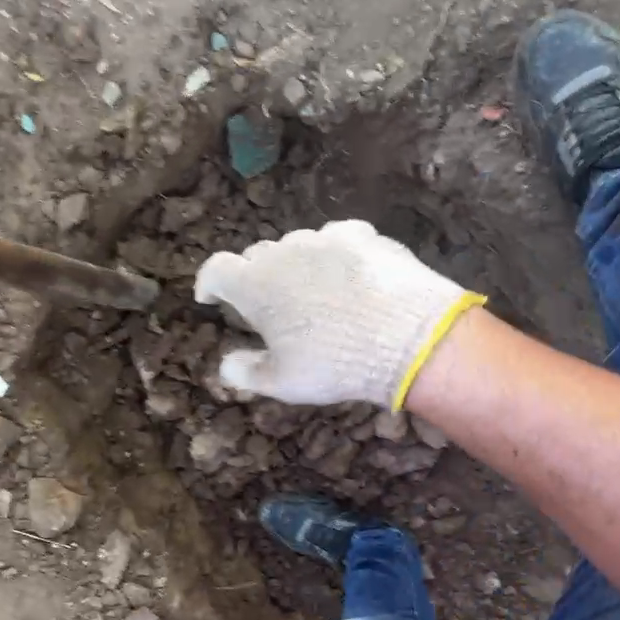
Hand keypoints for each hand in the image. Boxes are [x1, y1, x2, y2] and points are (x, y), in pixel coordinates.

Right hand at [195, 219, 484, 409]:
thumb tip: (227, 363)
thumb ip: (245, 372)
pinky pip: (336, 241)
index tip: (210, 299)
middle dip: (253, 279)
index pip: (216, 270)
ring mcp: (328, 239)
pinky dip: (331, 258)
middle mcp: (285, 252)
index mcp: (255, 284)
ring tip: (308, 295)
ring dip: (292, 267)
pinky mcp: (366, 237)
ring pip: (296, 247)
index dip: (208, 283)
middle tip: (265, 308)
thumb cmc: (334, 364)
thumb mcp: (282, 382)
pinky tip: (345, 279)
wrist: (411, 340)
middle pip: (256, 256)